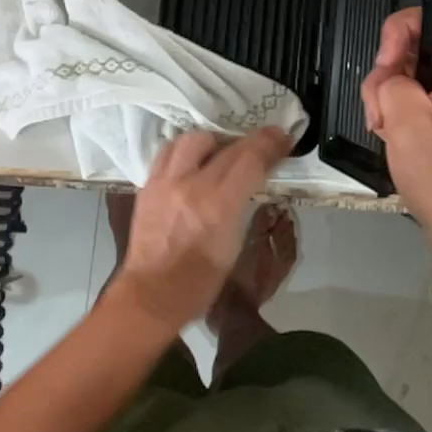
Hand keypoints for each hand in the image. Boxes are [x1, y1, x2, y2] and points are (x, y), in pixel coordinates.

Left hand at [107, 127, 290, 331]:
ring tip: (221, 152)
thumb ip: (242, 206)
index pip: (250, 160)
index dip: (270, 144)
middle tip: (263, 142)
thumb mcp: (234, 245)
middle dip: (251, 140)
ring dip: (213, 141)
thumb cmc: (200, 281)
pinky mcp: (148, 185)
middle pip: (226, 147)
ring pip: (193, 139)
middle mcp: (192, 185)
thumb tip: (253, 181)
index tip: (283, 137)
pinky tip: (192, 160)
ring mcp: (166, 182)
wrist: (152, 294)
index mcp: (218, 205)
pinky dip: (185, 150)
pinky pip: (168, 152)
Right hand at [361, 0, 431, 238]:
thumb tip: (392, 75)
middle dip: (395, 50)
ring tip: (385, 121)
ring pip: (413, 64)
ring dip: (389, 85)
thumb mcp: (406, 121)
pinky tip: (389, 128)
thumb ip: (392, 81)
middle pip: (427, 34)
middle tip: (381, 83)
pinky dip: (395, 103)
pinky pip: (414, 89)